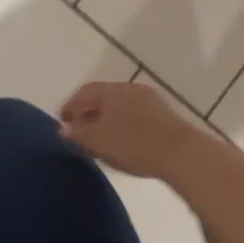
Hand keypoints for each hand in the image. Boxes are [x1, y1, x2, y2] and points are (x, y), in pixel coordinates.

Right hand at [59, 81, 195, 178]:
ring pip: (119, 107)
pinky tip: (121, 142)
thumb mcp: (97, 141)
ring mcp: (149, 100)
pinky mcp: (162, 115)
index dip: (70, 107)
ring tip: (99, 140)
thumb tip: (64, 129)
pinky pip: (133, 115)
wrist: (180, 153)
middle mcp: (130, 89)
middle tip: (79, 132)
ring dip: (105, 120)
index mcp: (111, 91)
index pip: (84, 92)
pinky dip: (121, 125)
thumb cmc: (132, 144)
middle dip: (88, 113)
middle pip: (102, 98)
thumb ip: (77, 133)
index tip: (62, 124)